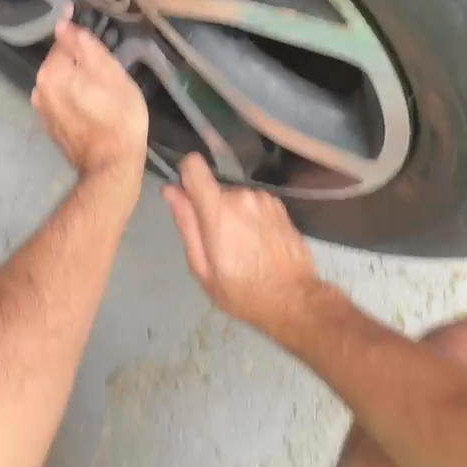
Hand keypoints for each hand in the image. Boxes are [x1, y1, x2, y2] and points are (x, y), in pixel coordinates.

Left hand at [31, 12, 148, 182]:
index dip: (83, 39)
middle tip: (109, 71)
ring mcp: (43, 110)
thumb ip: (85, 46)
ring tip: (104, 89)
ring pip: (62, 81)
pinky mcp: (51, 125)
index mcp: (51, 72)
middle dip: (81, 61)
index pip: (64, 40)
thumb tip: (64, 23)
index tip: (99, 44)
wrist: (112, 166)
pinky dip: (75, 97)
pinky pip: (62, 100)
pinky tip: (94, 106)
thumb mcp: (111, 74)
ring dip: (79, 79)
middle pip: (62, 62)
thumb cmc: (119, 117)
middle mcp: (39, 89)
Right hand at [163, 154, 321, 330]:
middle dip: (212, 210)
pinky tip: (259, 244)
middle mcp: (241, 194)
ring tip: (243, 247)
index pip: (193, 165)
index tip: (188, 197)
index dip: (186, 175)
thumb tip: (171, 190)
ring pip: (235, 198)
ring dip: (234, 215)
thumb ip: (186, 224)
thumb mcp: (203, 268)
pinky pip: (253, 204)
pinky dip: (251, 218)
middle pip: (214, 189)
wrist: (295, 301)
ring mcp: (263, 198)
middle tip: (220, 244)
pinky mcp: (279, 205)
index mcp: (218, 208)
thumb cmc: (242, 291)